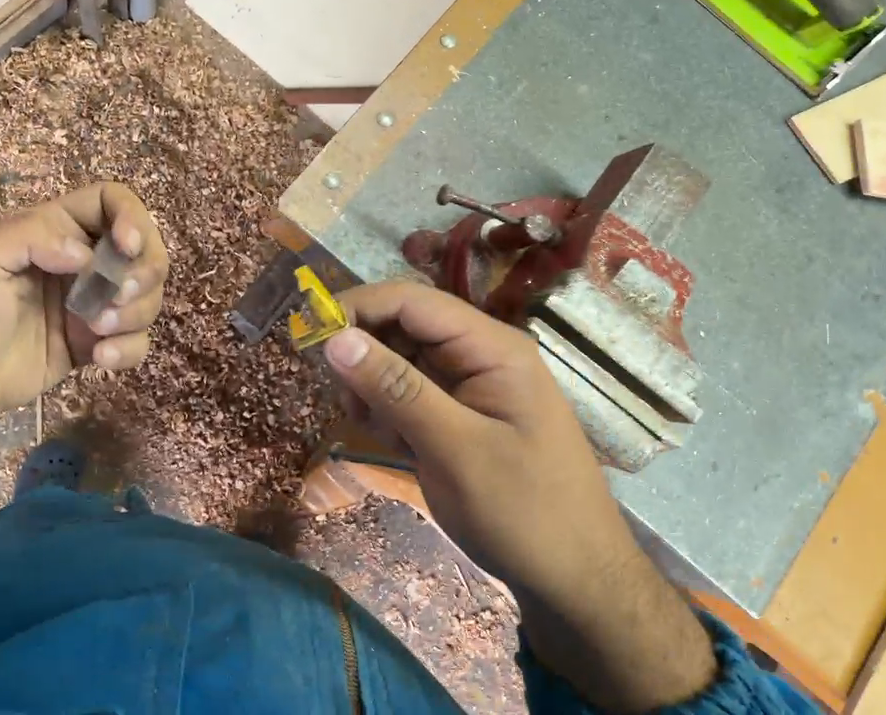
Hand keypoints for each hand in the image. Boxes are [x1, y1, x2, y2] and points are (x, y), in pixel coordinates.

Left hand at [0, 183, 167, 449]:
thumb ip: (34, 237)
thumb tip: (87, 254)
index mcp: (51, 229)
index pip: (110, 201)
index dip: (131, 217)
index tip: (126, 247)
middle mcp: (77, 261)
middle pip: (142, 249)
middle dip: (142, 271)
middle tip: (118, 297)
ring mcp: (86, 305)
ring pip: (144, 295)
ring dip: (136, 311)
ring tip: (97, 333)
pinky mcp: (89, 345)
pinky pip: (134, 340)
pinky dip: (130, 348)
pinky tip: (100, 361)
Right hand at [323, 281, 715, 712]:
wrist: (576, 585)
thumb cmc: (525, 513)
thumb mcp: (455, 449)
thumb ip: (394, 387)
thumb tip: (334, 337)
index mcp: (492, 347)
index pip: (410, 300)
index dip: (357, 306)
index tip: (310, 334)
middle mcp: (479, 354)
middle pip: (400, 325)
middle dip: (363, 353)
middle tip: (344, 399)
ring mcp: (469, 384)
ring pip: (397, 358)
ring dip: (372, 385)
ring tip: (374, 428)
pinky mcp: (458, 413)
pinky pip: (406, 391)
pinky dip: (386, 410)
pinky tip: (394, 443)